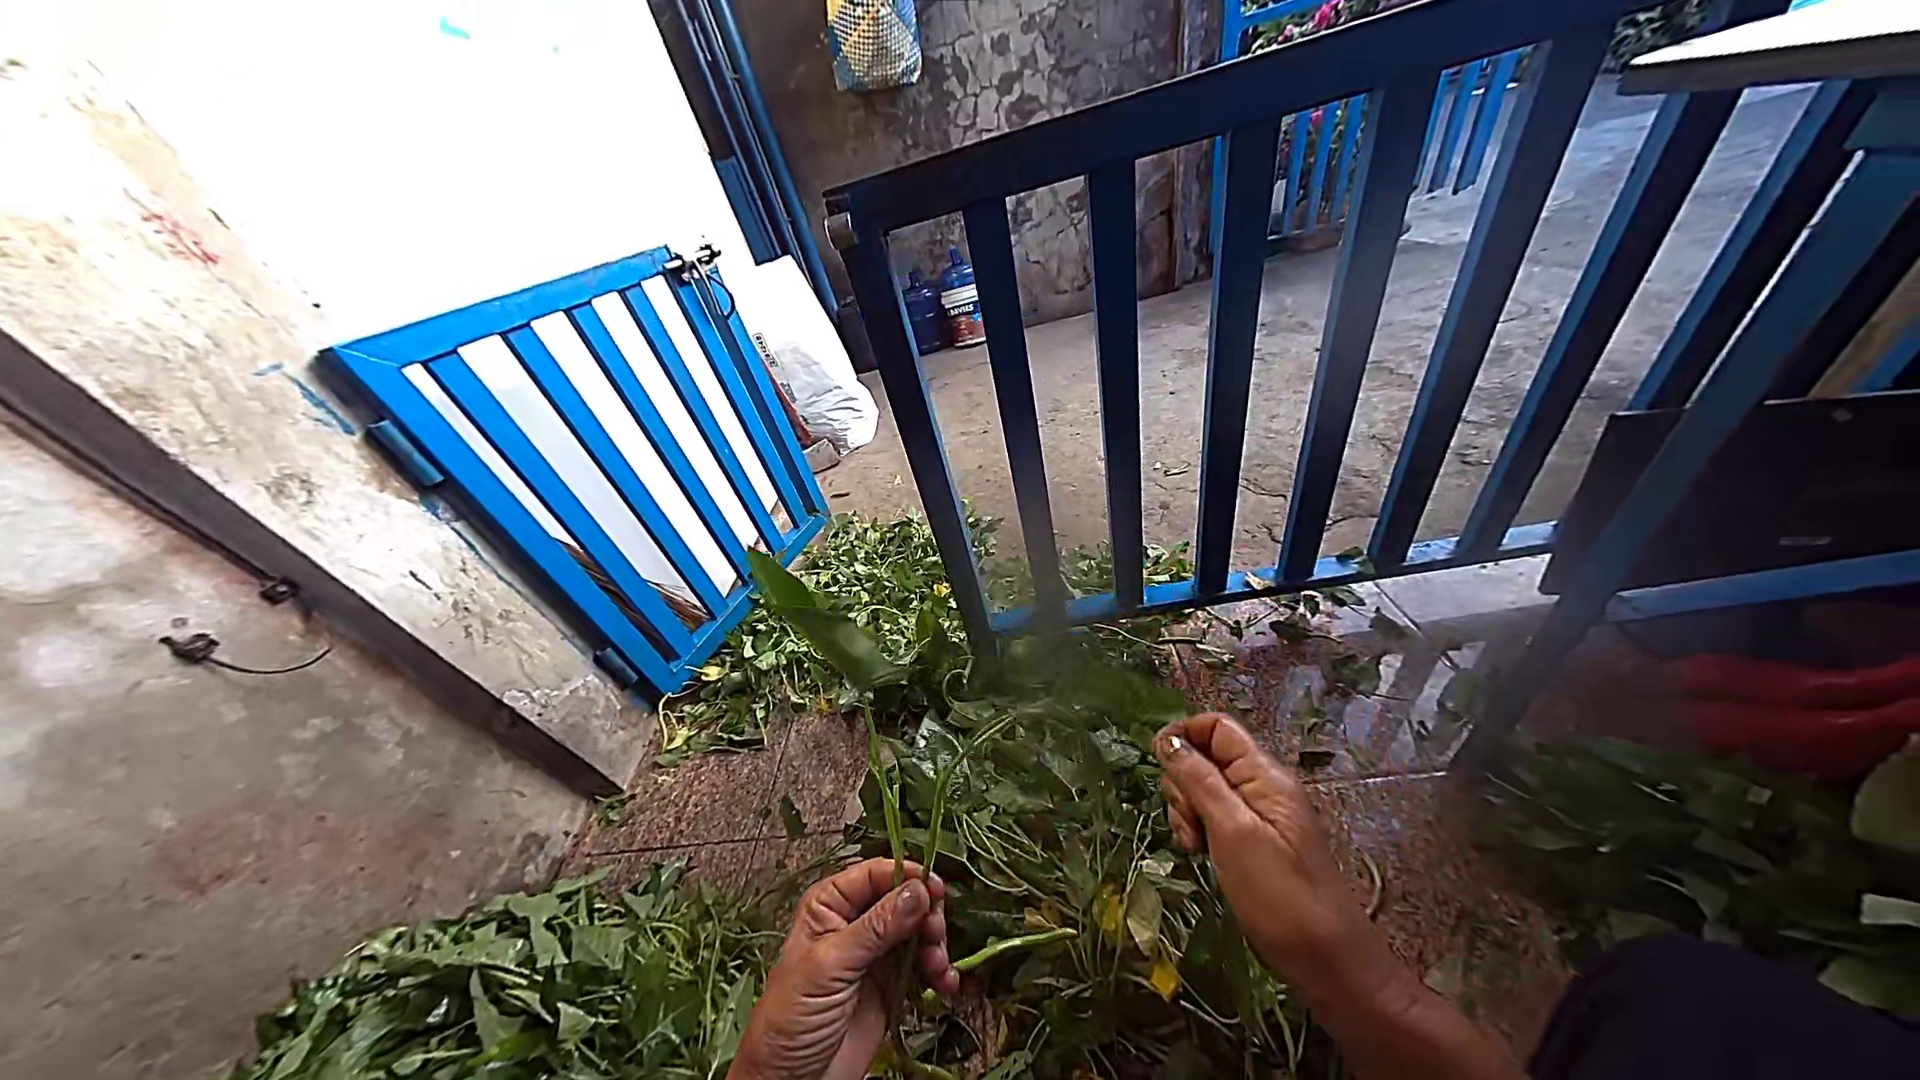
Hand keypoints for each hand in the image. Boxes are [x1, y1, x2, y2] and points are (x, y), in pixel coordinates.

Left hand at [729, 859, 959, 1079]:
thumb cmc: (792, 1017)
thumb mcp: (831, 965)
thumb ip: (876, 927)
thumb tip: (917, 890)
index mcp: (832, 903)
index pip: (877, 873)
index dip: (908, 876)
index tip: (935, 889)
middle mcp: (857, 919)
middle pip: (905, 897)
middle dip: (926, 912)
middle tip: (935, 933)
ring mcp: (877, 950)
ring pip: (919, 928)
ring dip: (936, 942)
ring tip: (938, 967)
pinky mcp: (893, 982)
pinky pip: (924, 964)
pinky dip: (940, 970)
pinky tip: (946, 983)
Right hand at [1155, 715, 1527, 1079]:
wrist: (1328, 963)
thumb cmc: (1281, 896)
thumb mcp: (1234, 832)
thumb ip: (1200, 780)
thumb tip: (1167, 739)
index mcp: (1264, 774)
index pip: (1216, 726)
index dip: (1184, 734)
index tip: (1161, 765)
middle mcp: (1259, 785)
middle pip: (1204, 756)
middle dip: (1182, 782)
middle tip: (1189, 821)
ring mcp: (1255, 813)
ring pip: (1201, 787)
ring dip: (1186, 809)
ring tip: (1193, 843)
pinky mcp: (1249, 838)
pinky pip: (1211, 815)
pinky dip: (1196, 828)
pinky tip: (1197, 852)